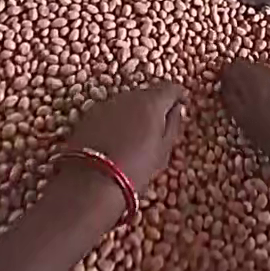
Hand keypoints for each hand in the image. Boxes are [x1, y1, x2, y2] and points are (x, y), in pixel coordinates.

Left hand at [65, 81, 184, 190]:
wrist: (92, 181)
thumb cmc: (136, 168)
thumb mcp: (163, 151)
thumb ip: (173, 125)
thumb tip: (177, 109)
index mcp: (152, 102)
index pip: (170, 88)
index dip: (177, 95)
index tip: (180, 104)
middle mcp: (129, 96)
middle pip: (147, 94)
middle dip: (154, 106)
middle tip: (157, 127)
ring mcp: (107, 103)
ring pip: (126, 103)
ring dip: (133, 113)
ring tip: (135, 136)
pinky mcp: (89, 114)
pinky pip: (109, 112)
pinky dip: (115, 121)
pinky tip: (115, 139)